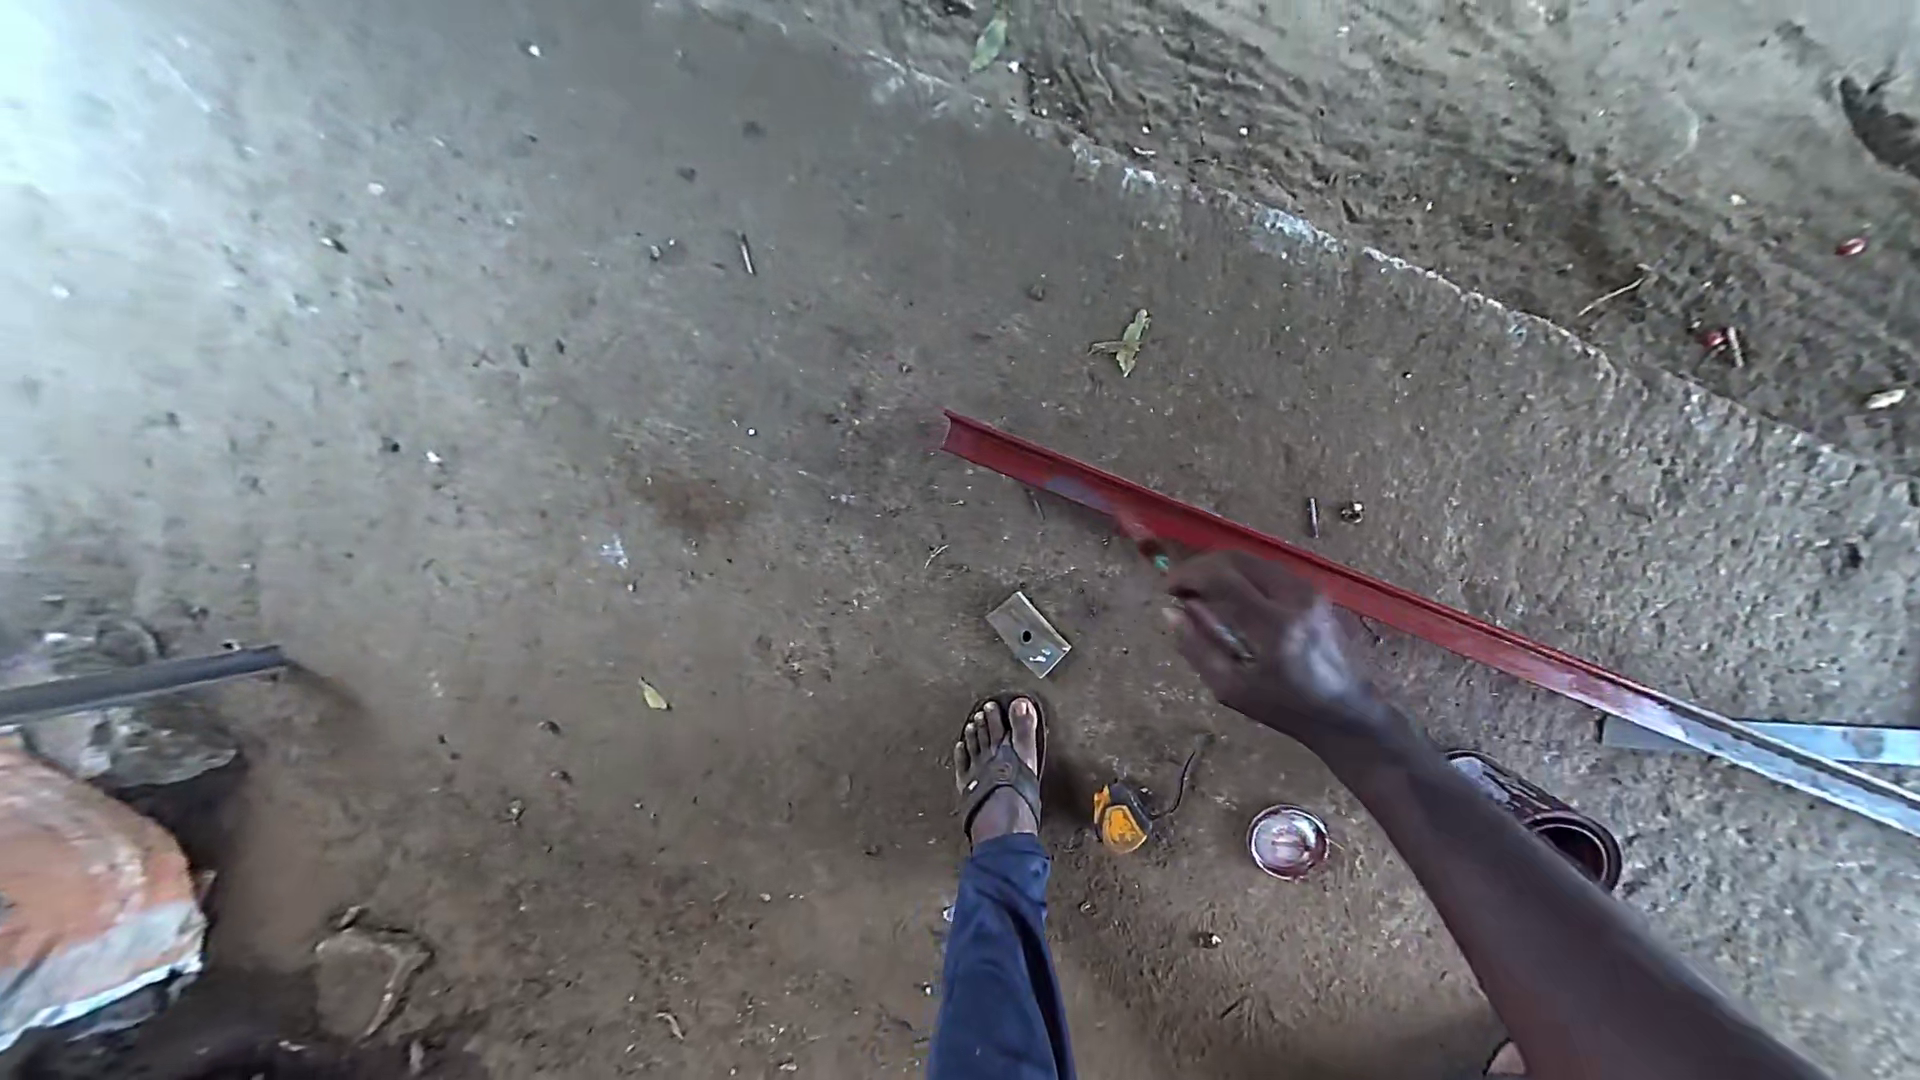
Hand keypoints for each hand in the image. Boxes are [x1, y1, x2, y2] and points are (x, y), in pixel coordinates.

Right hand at [1164, 551, 1410, 753]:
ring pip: (1250, 559)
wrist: (1346, 713)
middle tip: (1180, 587)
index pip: (1222, 577)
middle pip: (1235, 558)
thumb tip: (1169, 612)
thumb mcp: (1230, 688)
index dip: (1187, 575)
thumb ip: (1196, 647)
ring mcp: (1308, 590)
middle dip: (1199, 566)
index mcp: (1273, 626)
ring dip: (1218, 568)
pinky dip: (1239, 573)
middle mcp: (1294, 598)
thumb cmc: (1284, 707)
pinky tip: (1228, 594)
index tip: (1167, 589)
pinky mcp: (1314, 591)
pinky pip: (1266, 568)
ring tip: (1200, 591)